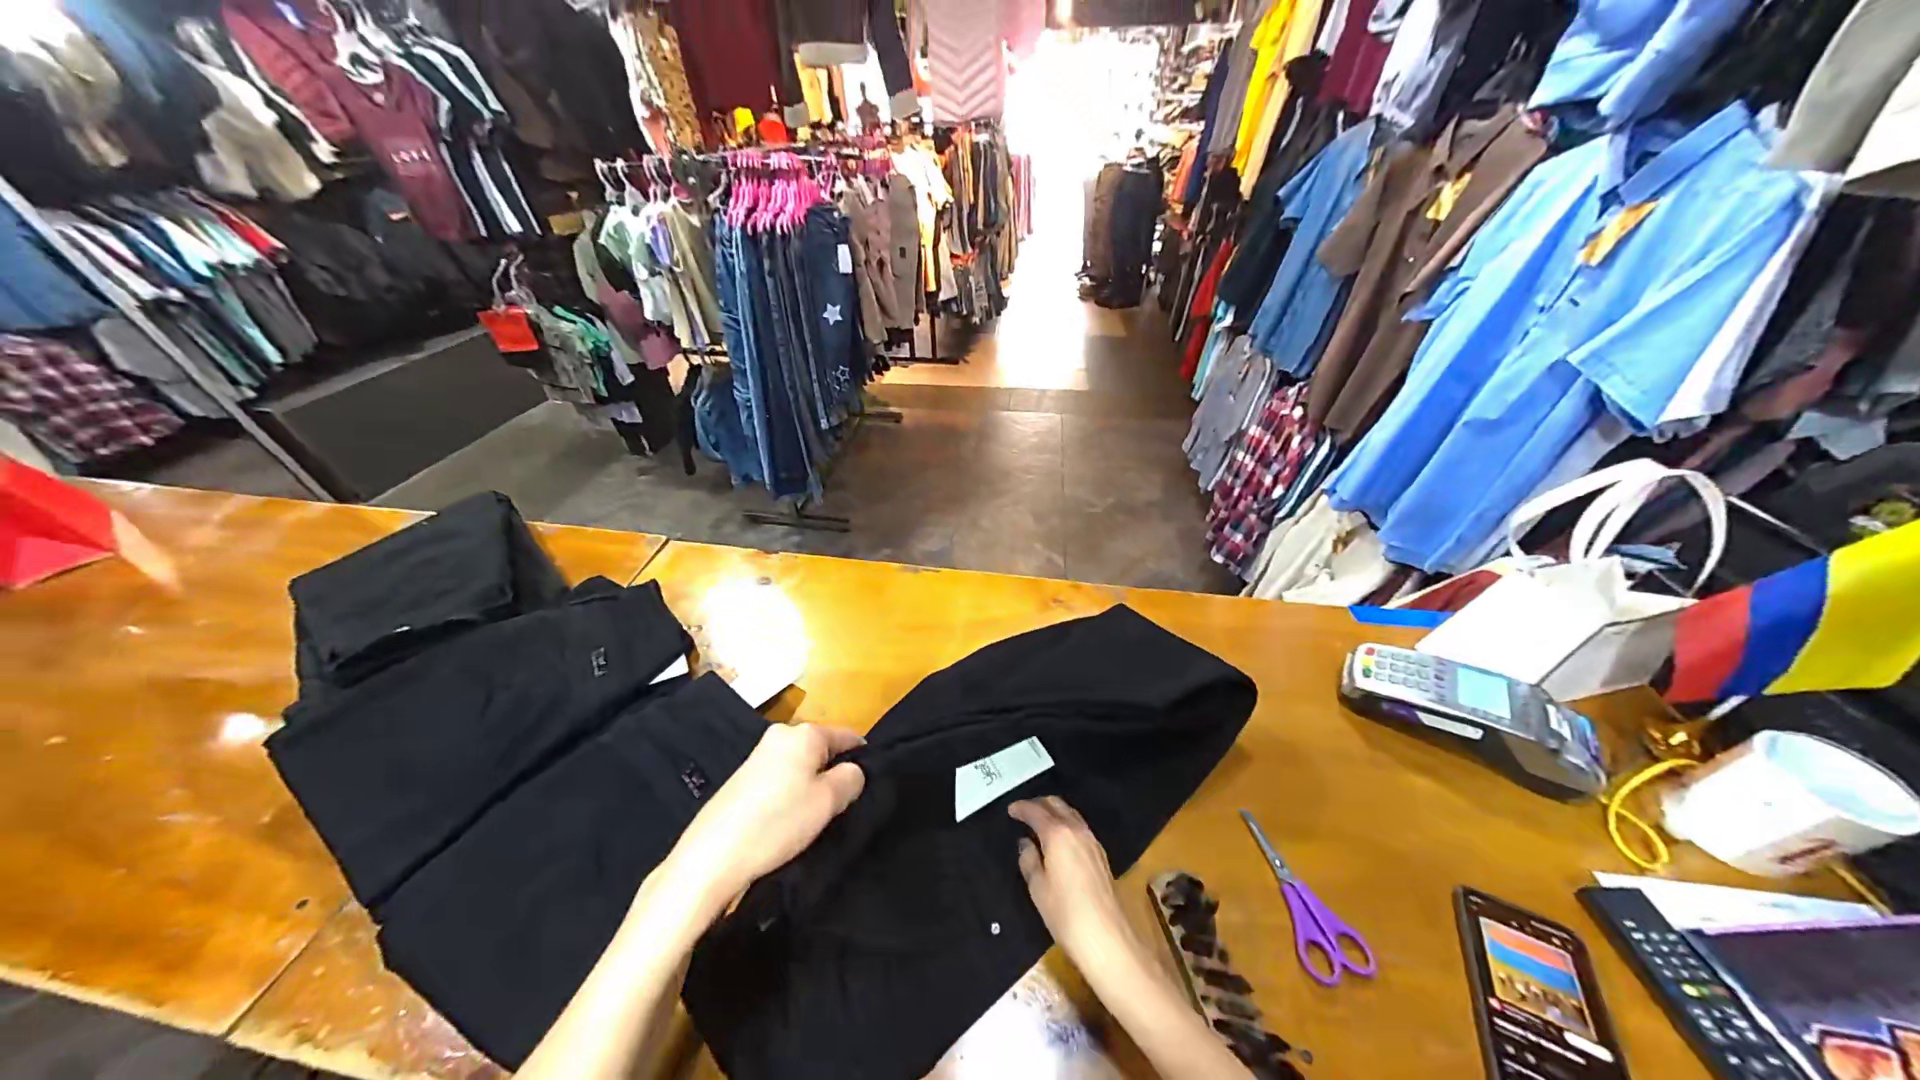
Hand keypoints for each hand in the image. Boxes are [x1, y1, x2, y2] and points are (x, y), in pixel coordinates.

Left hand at [663, 723, 865, 914]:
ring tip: (812, 822)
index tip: (869, 787)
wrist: (712, 857)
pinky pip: (780, 781)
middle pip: (822, 751)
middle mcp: (779, 735)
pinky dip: (788, 798)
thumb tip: (852, 770)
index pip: (848, 736)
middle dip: (833, 775)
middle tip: (840, 809)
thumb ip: (852, 778)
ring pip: (800, 767)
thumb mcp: (828, 801)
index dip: (864, 759)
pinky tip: (785, 824)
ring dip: (810, 789)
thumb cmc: (778, 823)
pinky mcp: (741, 780)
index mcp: (803, 733)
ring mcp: (757, 757)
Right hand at [1010, 797, 1139, 965]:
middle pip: (1057, 805)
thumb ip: (1029, 860)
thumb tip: (1026, 843)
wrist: (1107, 938)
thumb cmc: (1066, 913)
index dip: (1021, 808)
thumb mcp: (1037, 888)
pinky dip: (1066, 824)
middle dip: (1039, 804)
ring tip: (1039, 822)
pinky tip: (1059, 839)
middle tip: (1024, 811)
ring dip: (1054, 812)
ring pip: (1071, 814)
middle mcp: (1077, 830)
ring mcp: (1092, 841)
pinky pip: (1079, 827)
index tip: (1011, 810)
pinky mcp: (1101, 855)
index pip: (1036, 811)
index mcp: (1058, 834)